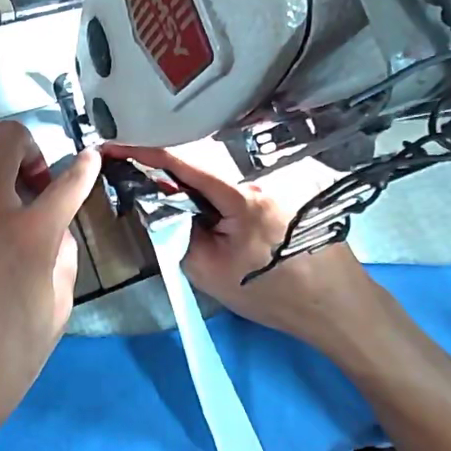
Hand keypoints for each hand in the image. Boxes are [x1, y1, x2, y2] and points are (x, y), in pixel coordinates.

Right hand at [101, 140, 386, 347]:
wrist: (337, 304)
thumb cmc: (273, 295)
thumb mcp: (211, 271)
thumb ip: (176, 231)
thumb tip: (156, 199)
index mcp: (244, 193)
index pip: (182, 159)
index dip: (143, 150)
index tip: (112, 146)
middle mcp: (268, 168)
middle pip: (204, 153)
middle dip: (171, 164)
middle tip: (144, 177)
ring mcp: (289, 166)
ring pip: (225, 158)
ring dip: (197, 169)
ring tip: (178, 189)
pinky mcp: (300, 172)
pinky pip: (247, 165)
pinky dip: (222, 174)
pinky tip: (218, 198)